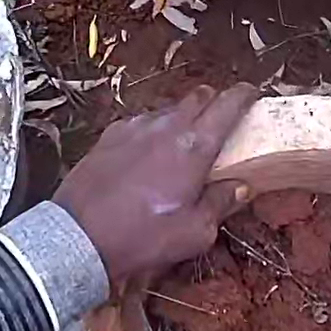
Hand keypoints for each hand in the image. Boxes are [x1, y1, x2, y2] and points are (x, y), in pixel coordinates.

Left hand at [53, 84, 258, 288]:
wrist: (78, 237)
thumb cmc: (144, 237)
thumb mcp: (195, 232)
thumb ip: (221, 203)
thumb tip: (241, 186)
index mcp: (194, 145)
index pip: (227, 104)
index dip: (244, 94)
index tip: (252, 93)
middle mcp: (166, 126)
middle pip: (199, 96)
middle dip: (214, 101)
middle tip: (220, 119)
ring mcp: (135, 126)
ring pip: (169, 110)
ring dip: (182, 118)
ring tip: (181, 143)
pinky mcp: (110, 134)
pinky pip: (140, 123)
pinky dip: (152, 130)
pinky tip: (147, 153)